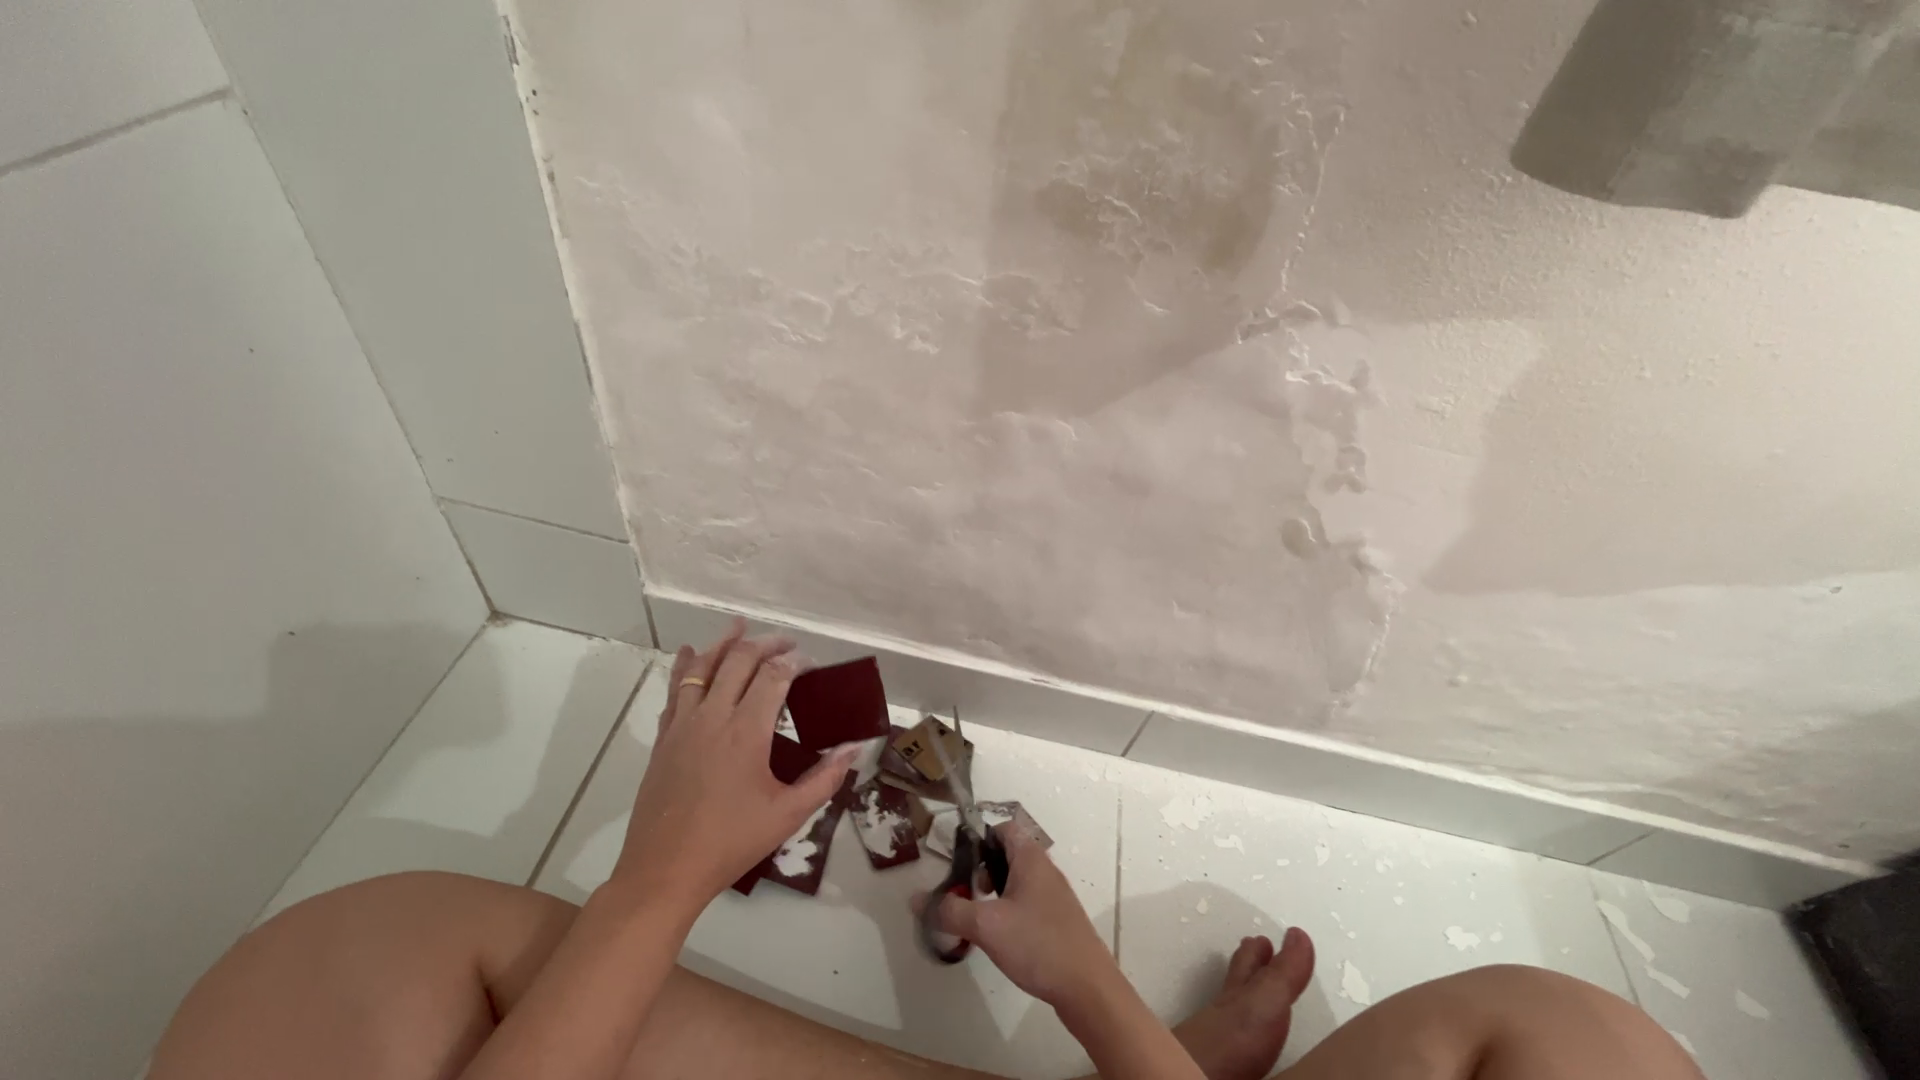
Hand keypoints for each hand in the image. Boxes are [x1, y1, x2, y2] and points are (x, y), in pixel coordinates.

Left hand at [610, 621, 859, 909]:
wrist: (664, 870)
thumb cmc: (731, 843)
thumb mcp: (788, 815)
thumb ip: (825, 778)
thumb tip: (854, 748)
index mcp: (746, 732)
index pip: (774, 677)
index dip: (793, 662)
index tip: (809, 662)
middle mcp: (713, 717)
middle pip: (738, 662)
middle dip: (765, 645)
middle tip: (785, 642)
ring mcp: (682, 725)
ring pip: (701, 667)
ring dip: (723, 643)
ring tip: (738, 626)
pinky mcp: (663, 738)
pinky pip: (674, 690)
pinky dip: (684, 666)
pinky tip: (688, 654)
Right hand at [918, 824, 1116, 1006]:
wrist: (1087, 987)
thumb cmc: (1037, 944)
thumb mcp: (986, 925)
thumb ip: (950, 910)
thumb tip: (917, 899)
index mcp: (1031, 859)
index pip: (1004, 828)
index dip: (979, 836)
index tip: (957, 859)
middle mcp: (1046, 871)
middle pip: (1009, 854)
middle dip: (982, 868)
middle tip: (965, 891)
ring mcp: (1055, 897)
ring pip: (1017, 881)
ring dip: (995, 891)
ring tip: (978, 915)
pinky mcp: (1058, 921)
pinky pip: (1027, 903)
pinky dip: (1009, 910)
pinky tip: (1000, 936)